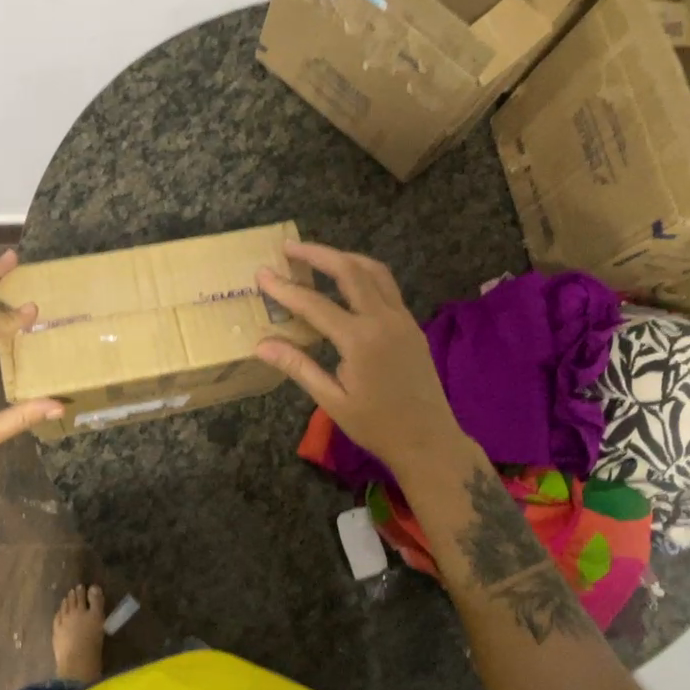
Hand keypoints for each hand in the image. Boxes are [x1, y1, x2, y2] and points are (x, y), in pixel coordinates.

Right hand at [255, 242, 468, 474]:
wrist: (429, 441)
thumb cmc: (376, 426)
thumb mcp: (331, 400)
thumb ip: (297, 366)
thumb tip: (261, 345)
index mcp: (360, 340)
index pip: (314, 304)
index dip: (284, 288)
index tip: (262, 273)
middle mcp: (384, 320)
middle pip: (349, 271)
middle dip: (317, 254)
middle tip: (289, 248)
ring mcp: (402, 319)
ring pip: (374, 271)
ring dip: (344, 258)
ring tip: (317, 255)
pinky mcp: (411, 325)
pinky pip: (387, 286)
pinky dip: (364, 273)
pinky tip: (347, 280)